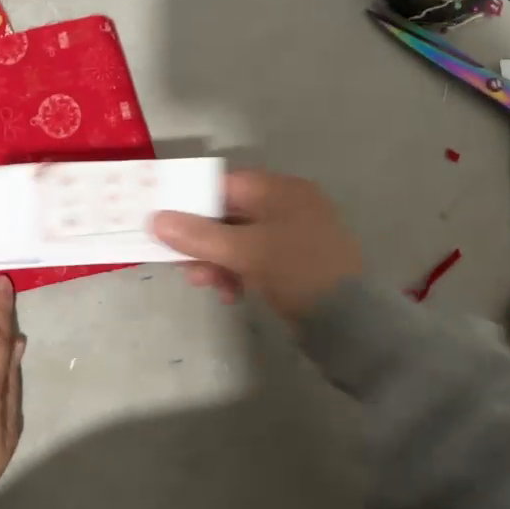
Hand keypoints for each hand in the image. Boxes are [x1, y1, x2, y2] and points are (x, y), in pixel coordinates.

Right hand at [151, 170, 362, 318]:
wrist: (354, 323)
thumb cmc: (299, 271)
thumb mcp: (245, 252)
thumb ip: (198, 235)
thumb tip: (155, 220)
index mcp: (280, 190)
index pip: (222, 185)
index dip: (189, 201)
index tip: (162, 220)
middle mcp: (286, 205)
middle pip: (226, 214)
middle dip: (200, 239)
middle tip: (179, 260)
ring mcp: (292, 235)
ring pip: (236, 239)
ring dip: (214, 259)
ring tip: (203, 282)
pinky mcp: (293, 262)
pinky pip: (252, 258)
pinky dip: (235, 272)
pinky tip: (229, 294)